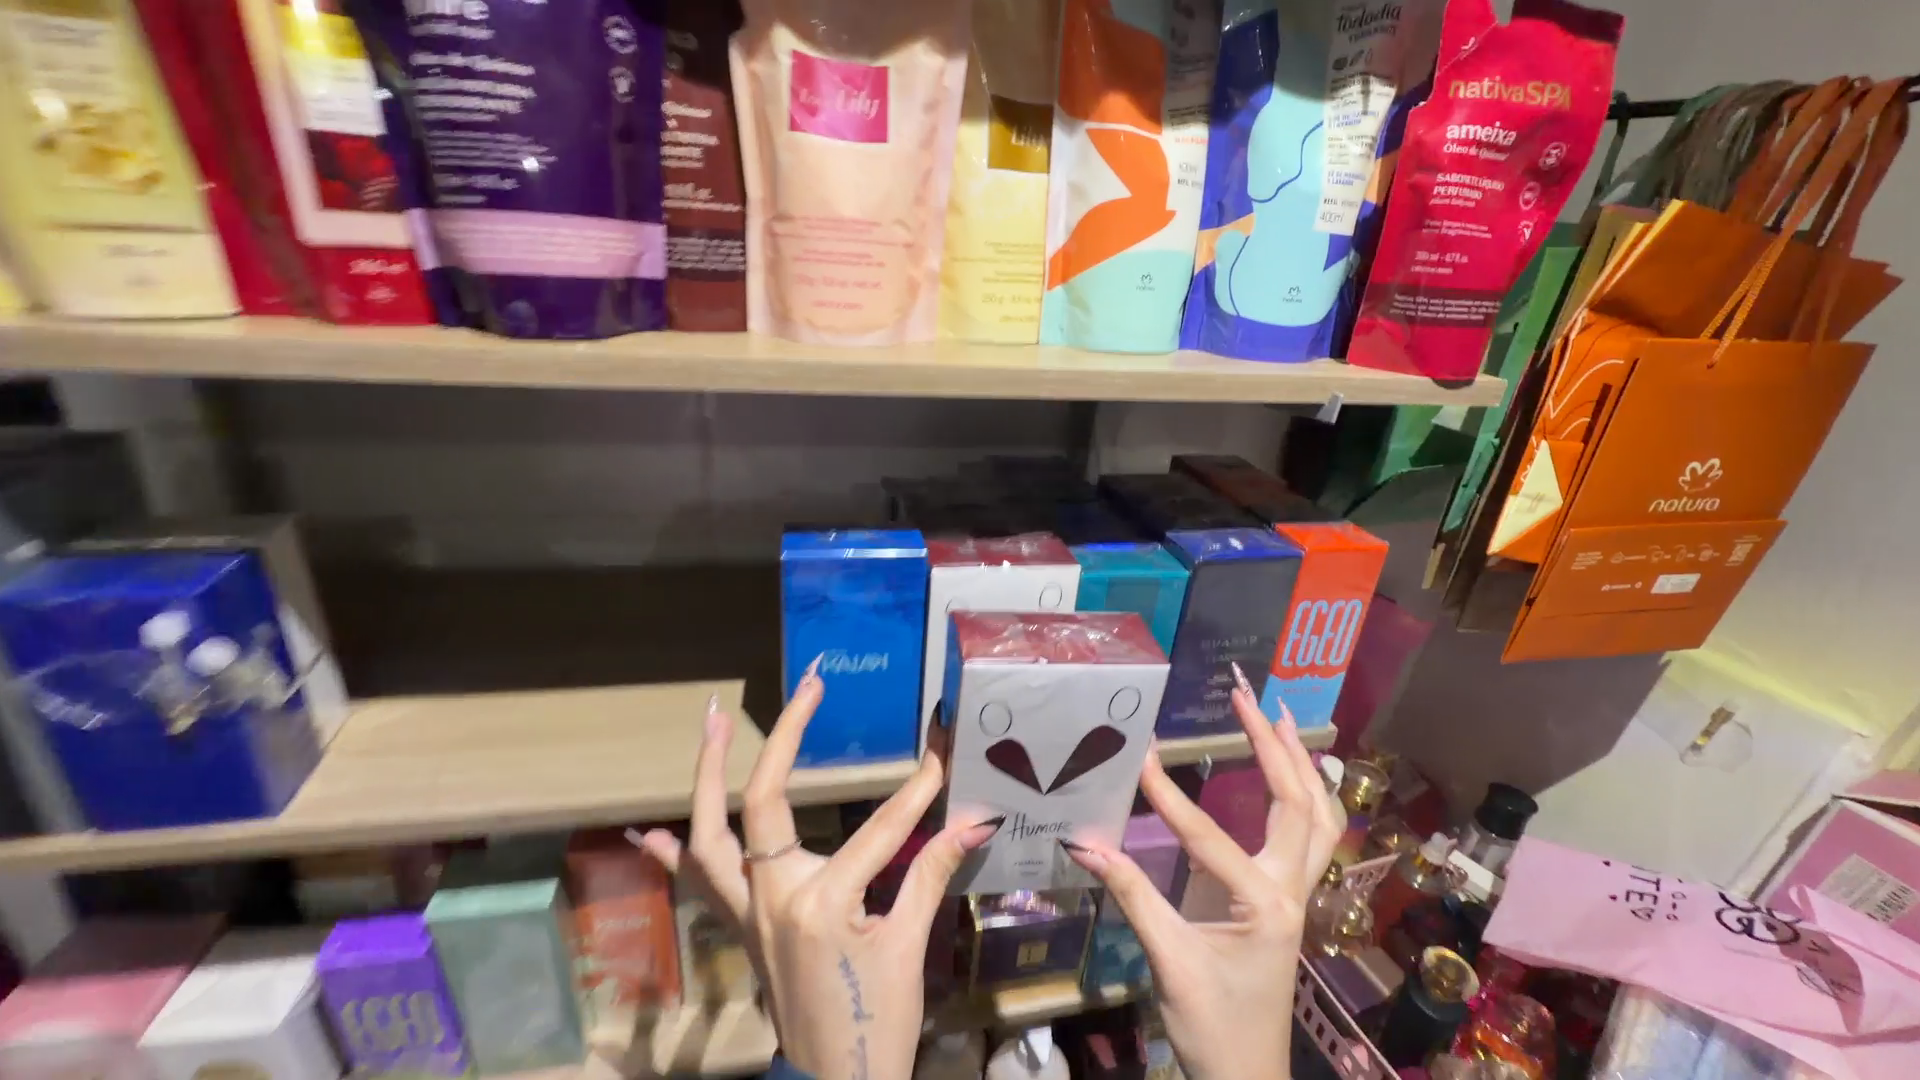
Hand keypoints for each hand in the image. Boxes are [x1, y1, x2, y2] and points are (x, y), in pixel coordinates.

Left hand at [638, 669, 1002, 1079]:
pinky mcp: (741, 926)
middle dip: (787, 737)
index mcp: (819, 902)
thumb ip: (930, 875)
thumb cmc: (877, 1022)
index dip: (916, 791)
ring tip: (717, 720)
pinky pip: (697, 881)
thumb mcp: (907, 949)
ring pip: (709, 834)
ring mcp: (746, 911)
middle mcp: (770, 897)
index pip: (878, 830)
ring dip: (708, 774)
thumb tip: (972, 822)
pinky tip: (650, 831)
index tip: (940, 755)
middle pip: (762, 803)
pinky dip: (672, 852)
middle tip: (807, 688)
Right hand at [1060, 664, 1339, 1079]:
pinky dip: (1304, 795)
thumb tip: (1084, 845)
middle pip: (1298, 805)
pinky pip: (1309, 835)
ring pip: (1318, 817)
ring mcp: (1296, 893)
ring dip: (1301, 764)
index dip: (1169, 796)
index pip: (1209, 837)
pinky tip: (1289, 771)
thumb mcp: (1169, 961)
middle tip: (1248, 697)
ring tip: (1281, 716)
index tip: (1141, 754)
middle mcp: (1291, 890)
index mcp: (1265, 905)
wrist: (1246, 1078)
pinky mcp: (1285, 899)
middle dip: (1273, 746)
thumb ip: (1131, 896)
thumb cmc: (1212, 1026)